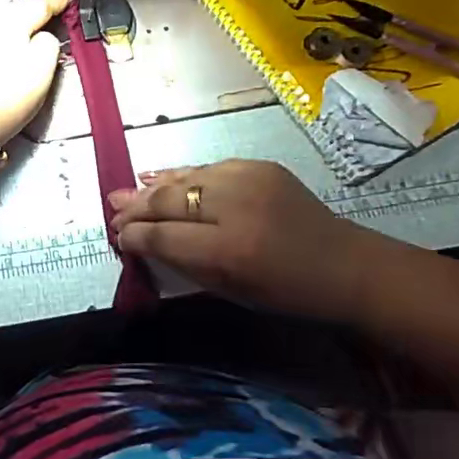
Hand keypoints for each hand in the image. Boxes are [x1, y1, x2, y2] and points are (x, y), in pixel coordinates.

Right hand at [108, 159, 397, 320]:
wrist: (345, 266)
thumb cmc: (285, 293)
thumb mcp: (229, 290)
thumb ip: (182, 263)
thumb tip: (141, 241)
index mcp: (228, 250)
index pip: (162, 235)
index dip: (133, 234)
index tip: (116, 235)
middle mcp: (235, 206)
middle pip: (169, 199)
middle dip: (136, 206)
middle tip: (112, 209)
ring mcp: (250, 179)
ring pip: (186, 177)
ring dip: (154, 186)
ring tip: (127, 191)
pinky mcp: (261, 165)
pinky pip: (209, 168)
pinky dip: (184, 174)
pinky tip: (163, 176)